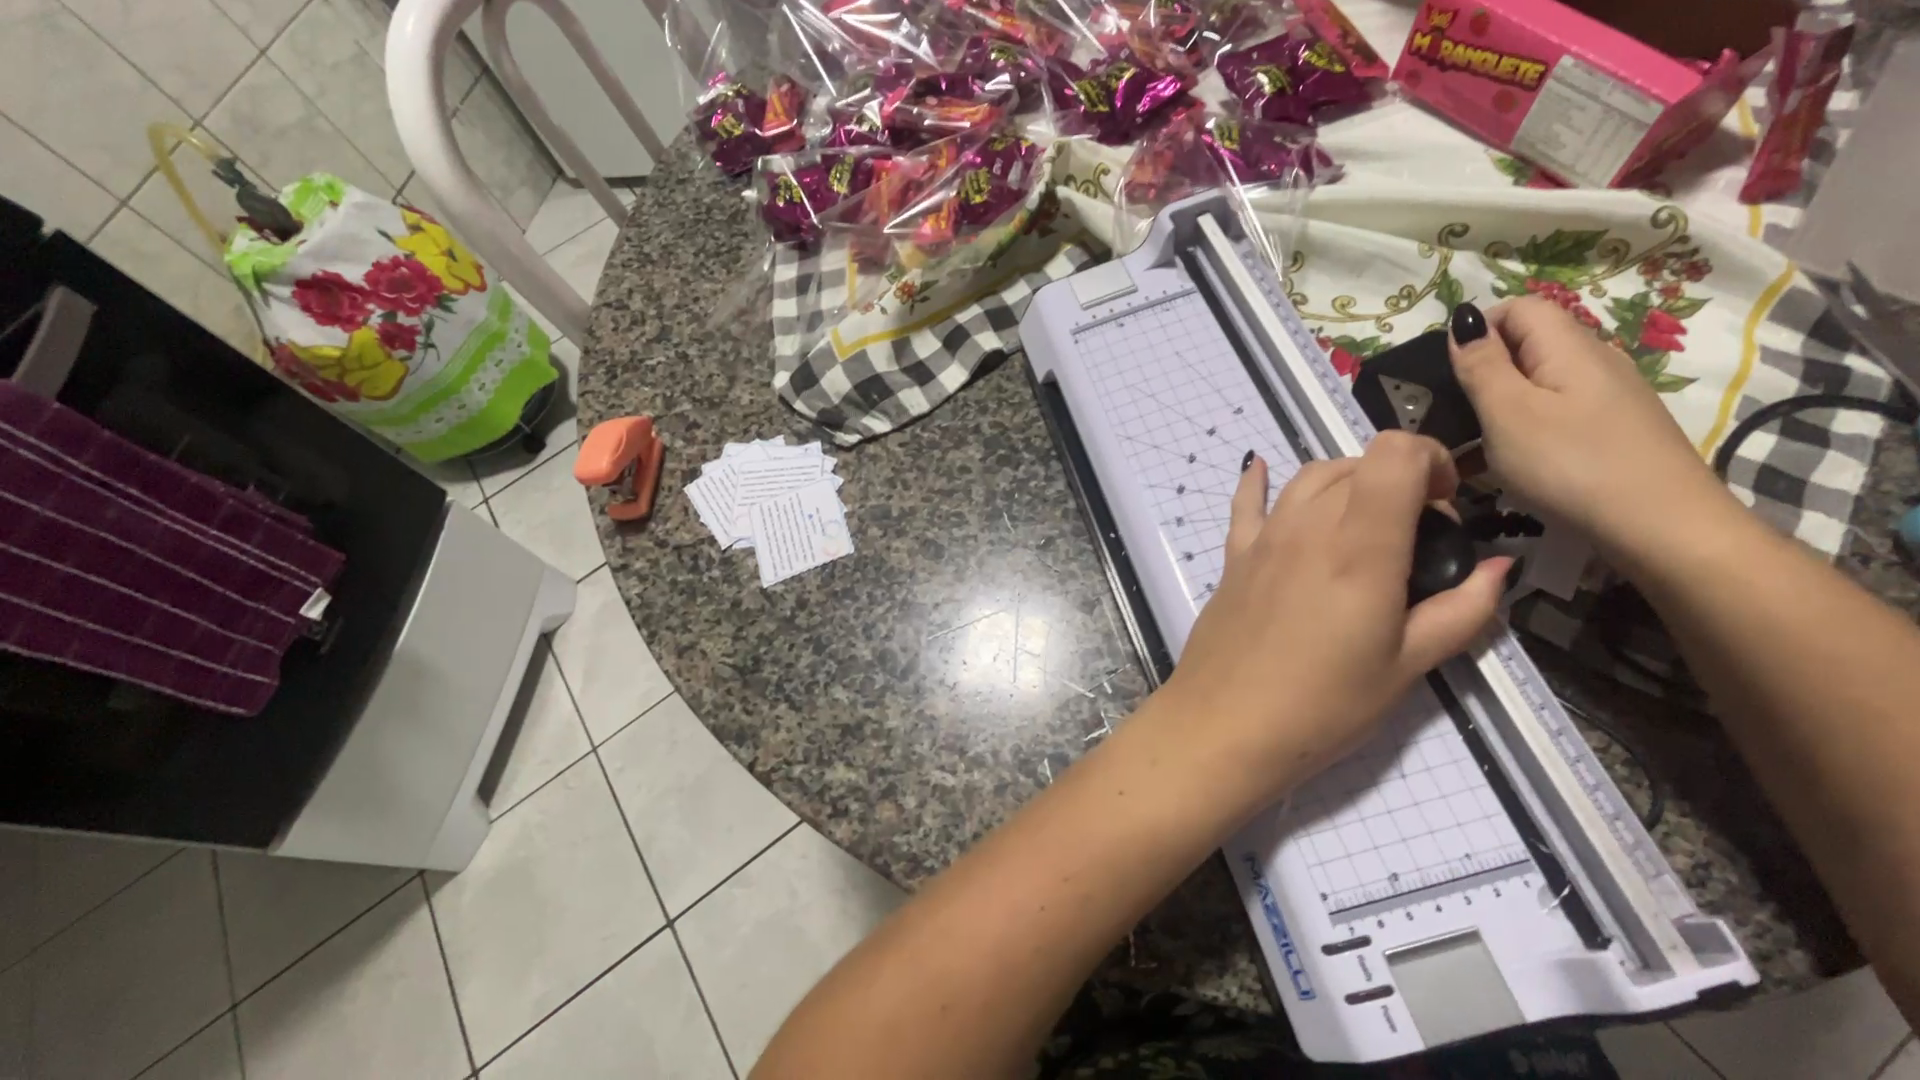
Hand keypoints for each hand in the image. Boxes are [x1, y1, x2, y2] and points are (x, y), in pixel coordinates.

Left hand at [1159, 432, 1510, 801]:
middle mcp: (1309, 526)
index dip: (1432, 459)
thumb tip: (1501, 568)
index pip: (1395, 454)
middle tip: (1417, 534)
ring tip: (1367, 521)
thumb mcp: (1407, 666)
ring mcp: (1265, 538)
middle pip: (1358, 463)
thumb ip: (1461, 611)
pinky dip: (1260, 481)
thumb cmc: (1323, 706)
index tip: (1447, 504)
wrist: (1223, 728)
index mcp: (1361, 546)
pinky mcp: (1234, 557)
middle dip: (1400, 480)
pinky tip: (1261, 469)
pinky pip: (1246, 503)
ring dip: (1348, 480)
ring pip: (1310, 476)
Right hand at [1447, 298, 1740, 563]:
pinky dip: (1525, 430)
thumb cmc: (1572, 464)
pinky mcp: (1615, 432)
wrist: (1663, 527)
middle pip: (1531, 344)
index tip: (1447, 373)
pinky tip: (1510, 466)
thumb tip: (1464, 320)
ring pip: (1542, 383)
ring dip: (1500, 406)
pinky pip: (1558, 415)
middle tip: (1451, 414)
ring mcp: (1610, 398)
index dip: (1478, 328)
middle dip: (1484, 370)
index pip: (1519, 307)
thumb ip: (1481, 365)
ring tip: (1472, 446)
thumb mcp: (1508, 413)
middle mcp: (1595, 360)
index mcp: (1568, 346)